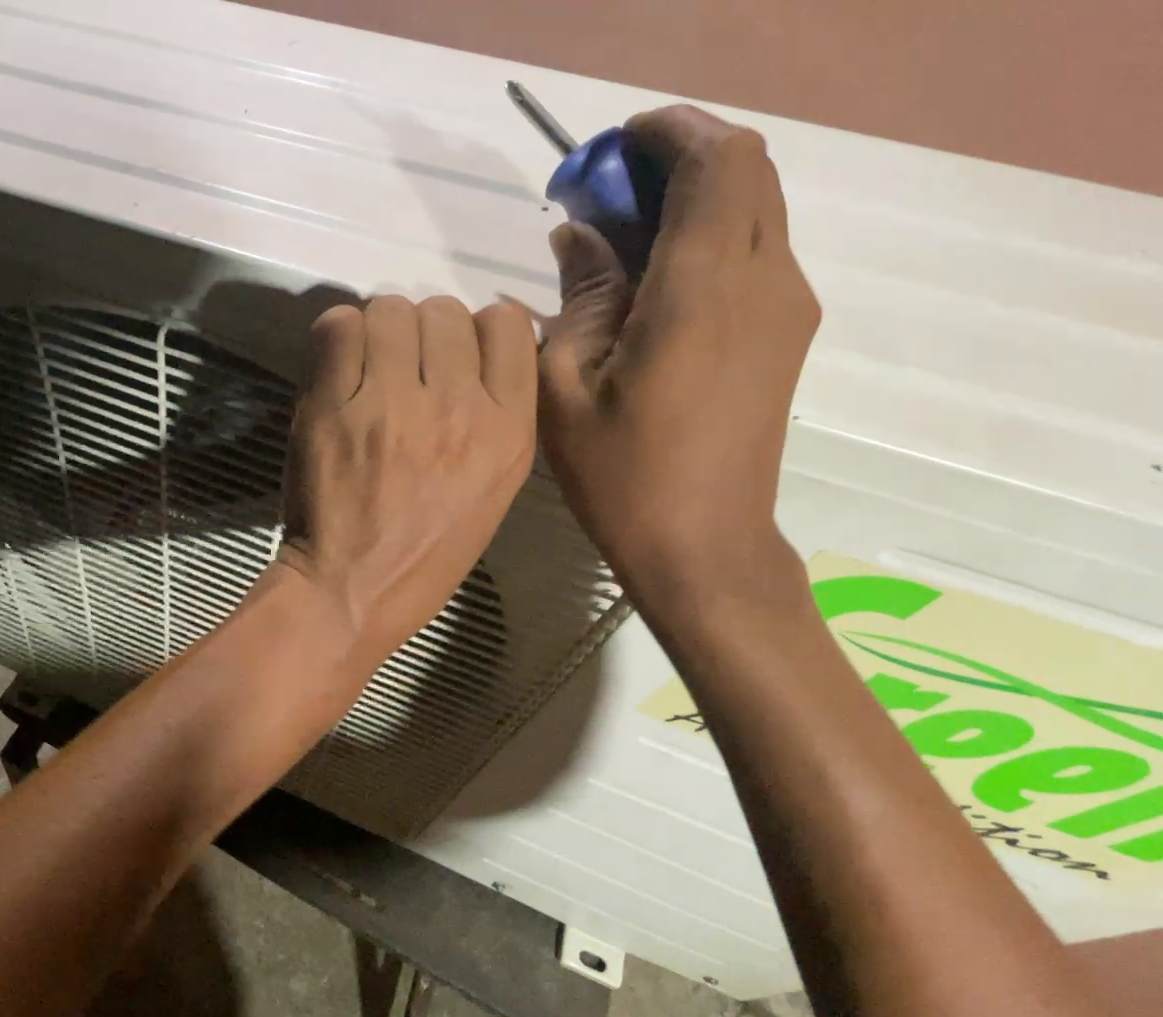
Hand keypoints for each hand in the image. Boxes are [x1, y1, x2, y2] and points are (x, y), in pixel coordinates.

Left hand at [274, 295, 537, 661]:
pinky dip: (337, 336)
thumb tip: (468, 354)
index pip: (507, 322)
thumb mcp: (491, 489)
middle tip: (399, 368)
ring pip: (391, 309)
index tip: (452, 357)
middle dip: (421, 331)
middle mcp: (458, 408)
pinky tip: (336, 369)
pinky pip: (339, 326)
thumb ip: (491, 416)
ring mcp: (392, 404)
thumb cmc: (423, 554)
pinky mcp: (334, 406)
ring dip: (377, 330)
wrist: (350, 591)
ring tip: (364, 370)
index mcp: (509, 432)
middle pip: (444, 309)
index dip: (476, 330)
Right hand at [537, 105, 820, 607]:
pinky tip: (650, 278)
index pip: (716, 161)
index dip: (666, 134)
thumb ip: (578, 298)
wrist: (705, 546)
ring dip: (693, 195)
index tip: (606, 151)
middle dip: (677, 157)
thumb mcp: (565, 388)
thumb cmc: (622, 475)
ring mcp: (786, 306)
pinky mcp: (787, 331)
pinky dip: (708, 233)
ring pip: (755, 205)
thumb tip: (580, 237)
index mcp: (702, 291)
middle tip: (605, 193)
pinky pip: (755, 247)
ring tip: (619, 235)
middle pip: (746, 168)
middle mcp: (763, 281)